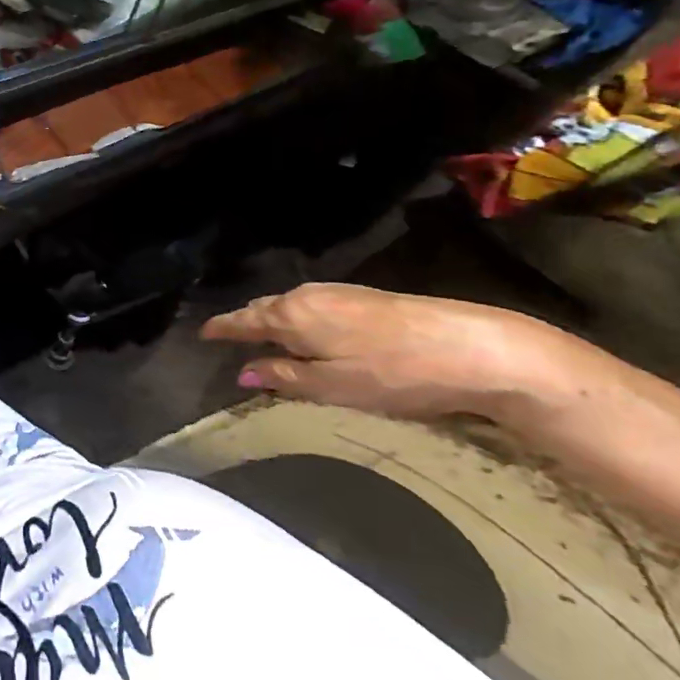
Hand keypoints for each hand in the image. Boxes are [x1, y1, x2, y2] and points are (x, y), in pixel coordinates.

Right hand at [201, 283, 598, 422]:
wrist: (478, 348)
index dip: (221, 329)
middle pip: (263, 307)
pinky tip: (310, 330)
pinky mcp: (365, 296)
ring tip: (267, 336)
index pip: (242, 321)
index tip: (201, 334)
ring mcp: (338, 292)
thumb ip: (283, 377)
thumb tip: (243, 373)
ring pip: (289, 303)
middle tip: (232, 338)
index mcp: (290, 316)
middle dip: (245, 321)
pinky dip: (298, 316)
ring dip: (273, 318)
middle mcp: (306, 296)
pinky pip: (311, 303)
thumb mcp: (333, 387)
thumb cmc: (395, 373)